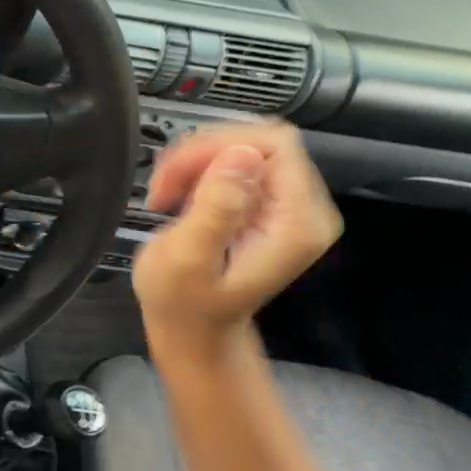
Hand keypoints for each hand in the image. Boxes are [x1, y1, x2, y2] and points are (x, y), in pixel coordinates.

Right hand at [133, 123, 341, 357]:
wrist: (193, 328)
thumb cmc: (183, 301)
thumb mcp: (189, 257)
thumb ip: (218, 206)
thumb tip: (242, 154)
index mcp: (297, 223)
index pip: (275, 146)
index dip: (218, 147)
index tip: (176, 175)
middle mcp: (306, 210)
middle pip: (260, 142)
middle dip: (202, 154)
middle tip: (164, 187)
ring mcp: (289, 207)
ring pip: (244, 147)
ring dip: (195, 162)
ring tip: (167, 194)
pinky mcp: (268, 204)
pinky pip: (237, 162)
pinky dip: (199, 170)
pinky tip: (179, 195)